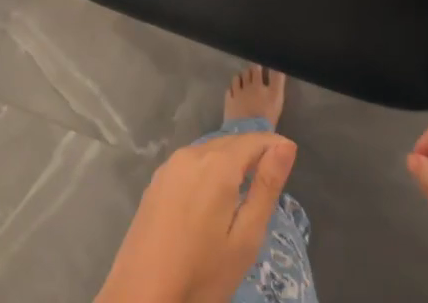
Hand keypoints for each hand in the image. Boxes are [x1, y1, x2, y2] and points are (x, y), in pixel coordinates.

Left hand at [95, 131, 297, 302]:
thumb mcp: (245, 238)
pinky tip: (211, 201)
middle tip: (268, 187)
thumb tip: (286, 146)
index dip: (276, 148)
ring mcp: (169, 167)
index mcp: (217, 164)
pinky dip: (208, 172)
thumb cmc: (201, 274)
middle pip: (232, 143)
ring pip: (211, 152)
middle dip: (254, 156)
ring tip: (244, 194)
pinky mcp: (155, 182)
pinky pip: (192, 164)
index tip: (288, 167)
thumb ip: (267, 187)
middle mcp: (191, 155)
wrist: (139, 299)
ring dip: (231, 163)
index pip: (256, 140)